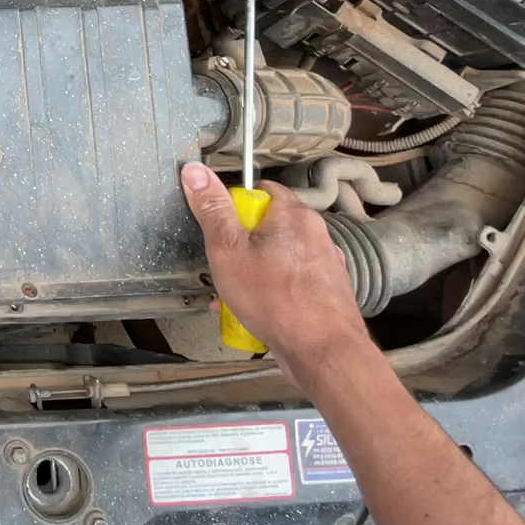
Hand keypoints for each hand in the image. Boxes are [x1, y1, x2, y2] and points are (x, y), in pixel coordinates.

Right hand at [179, 162, 372, 379]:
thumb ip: (212, 209)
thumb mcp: (227, 249)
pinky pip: (290, 278)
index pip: (259, 190)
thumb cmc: (274, 298)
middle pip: (267, 224)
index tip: (220, 230)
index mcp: (294, 216)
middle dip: (240, 242)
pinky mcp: (329, 290)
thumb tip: (195, 171)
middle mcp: (316, 234)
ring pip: (277, 254)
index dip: (234, 206)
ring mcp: (326, 263)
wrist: (324, 353)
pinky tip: (256, 309)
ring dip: (254, 267)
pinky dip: (272, 287)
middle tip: (223, 264)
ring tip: (235, 293)